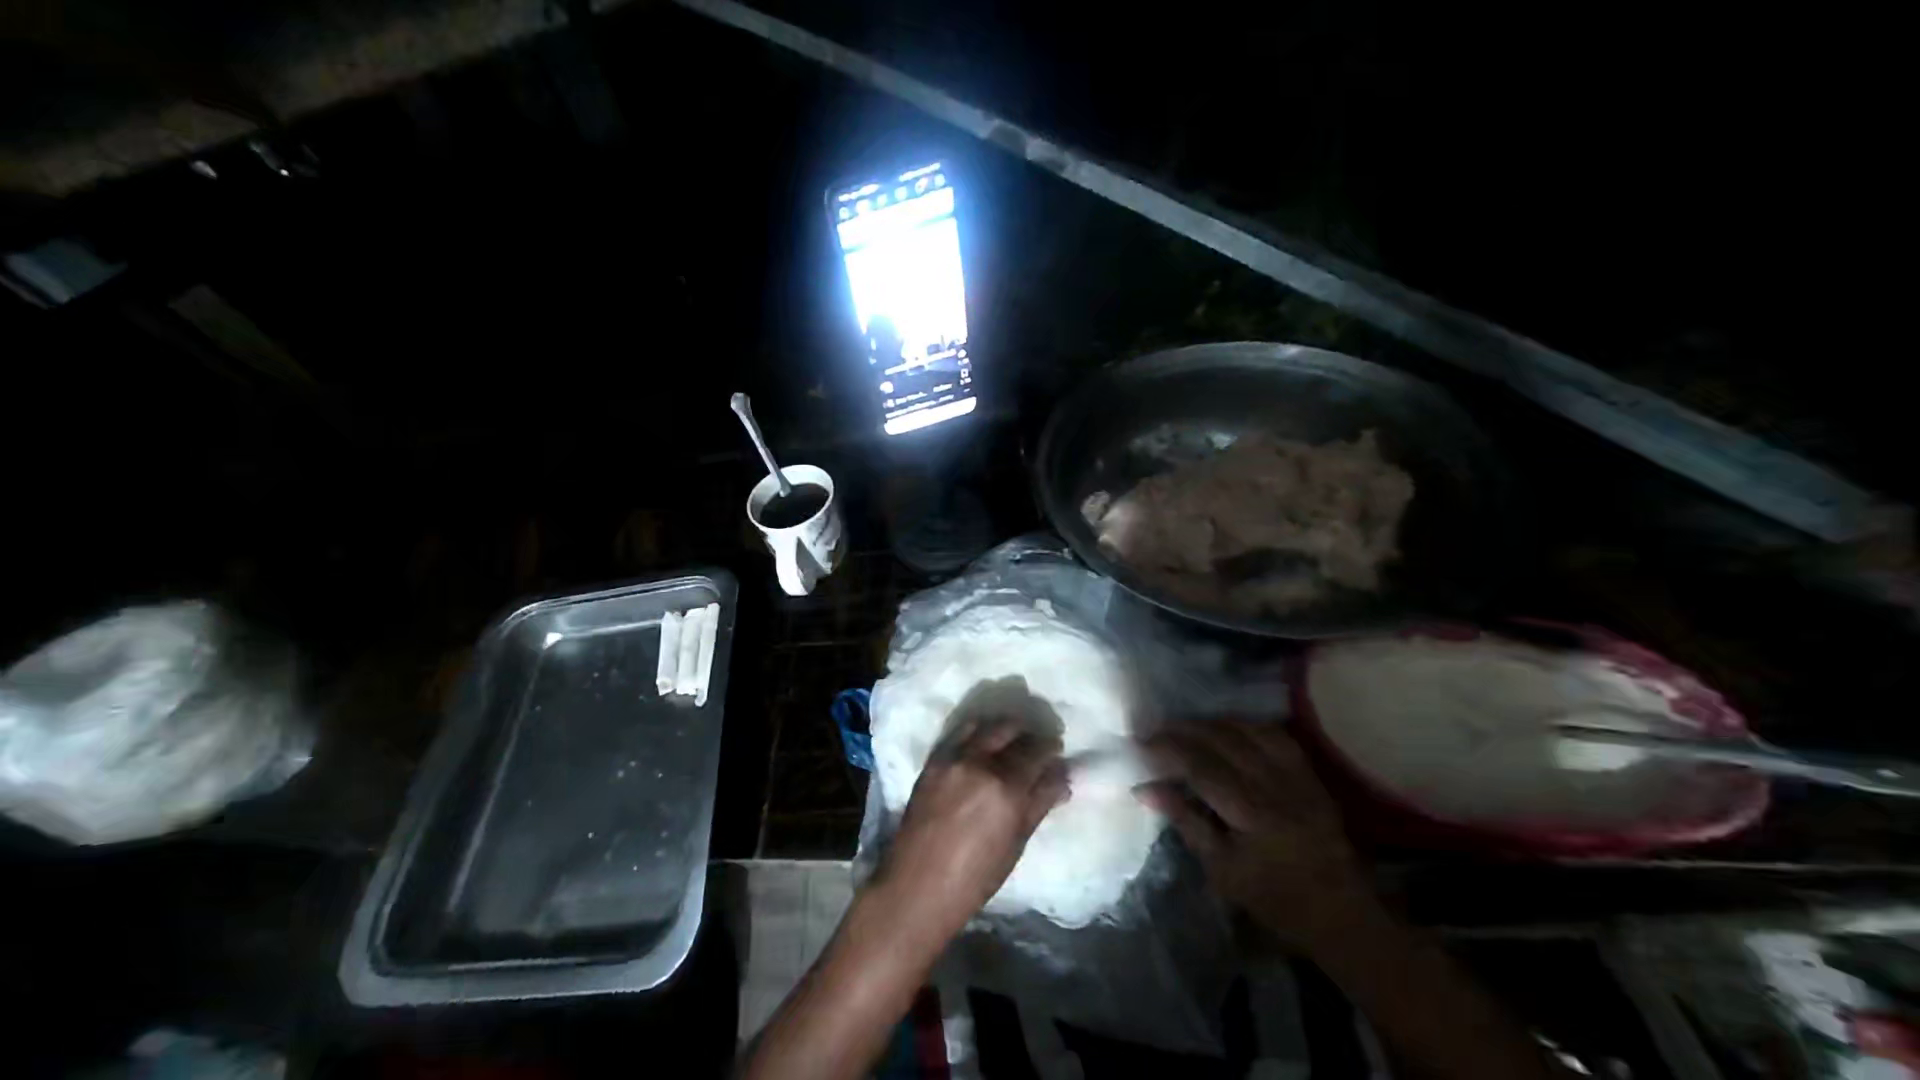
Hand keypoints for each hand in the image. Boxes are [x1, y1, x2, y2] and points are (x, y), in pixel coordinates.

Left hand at [877, 713, 1068, 939]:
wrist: (918, 885)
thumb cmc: (975, 877)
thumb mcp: (1016, 843)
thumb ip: (1039, 805)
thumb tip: (1061, 780)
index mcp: (1006, 789)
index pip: (1038, 753)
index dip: (1052, 751)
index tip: (1057, 754)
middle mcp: (980, 764)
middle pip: (1014, 732)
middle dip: (1031, 735)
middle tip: (1039, 745)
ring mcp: (954, 759)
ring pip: (988, 726)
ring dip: (1006, 728)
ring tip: (1014, 738)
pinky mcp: (934, 761)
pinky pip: (960, 732)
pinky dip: (978, 730)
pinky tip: (985, 739)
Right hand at [1137, 721, 1376, 947]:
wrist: (1342, 913)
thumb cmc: (1274, 898)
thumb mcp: (1222, 870)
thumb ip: (1185, 821)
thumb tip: (1145, 789)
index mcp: (1251, 813)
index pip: (1199, 766)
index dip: (1166, 750)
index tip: (1140, 744)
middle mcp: (1274, 784)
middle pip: (1222, 740)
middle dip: (1183, 729)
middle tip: (1155, 729)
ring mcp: (1296, 775)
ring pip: (1248, 730)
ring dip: (1212, 723)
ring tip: (1185, 726)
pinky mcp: (1310, 774)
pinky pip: (1275, 735)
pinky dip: (1246, 725)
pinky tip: (1228, 728)